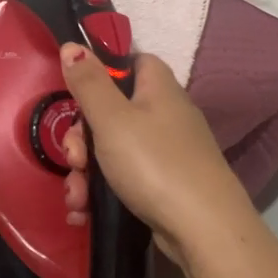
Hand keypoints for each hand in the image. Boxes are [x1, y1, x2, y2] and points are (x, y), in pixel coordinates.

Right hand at [58, 44, 256, 263]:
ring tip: (76, 198)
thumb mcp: (111, 119)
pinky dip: (100, 192)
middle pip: (112, 111)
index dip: (105, 70)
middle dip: (81, 138)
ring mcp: (167, 153)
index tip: (79, 91)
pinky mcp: (164, 185)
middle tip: (74, 159)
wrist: (204, 231)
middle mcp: (166, 116)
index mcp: (159, 91)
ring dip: (85, 172)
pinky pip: (123, 178)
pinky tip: (84, 211)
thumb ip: (88, 83)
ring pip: (112, 149)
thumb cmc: (154, 164)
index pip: (134, 61)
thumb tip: (73, 46)